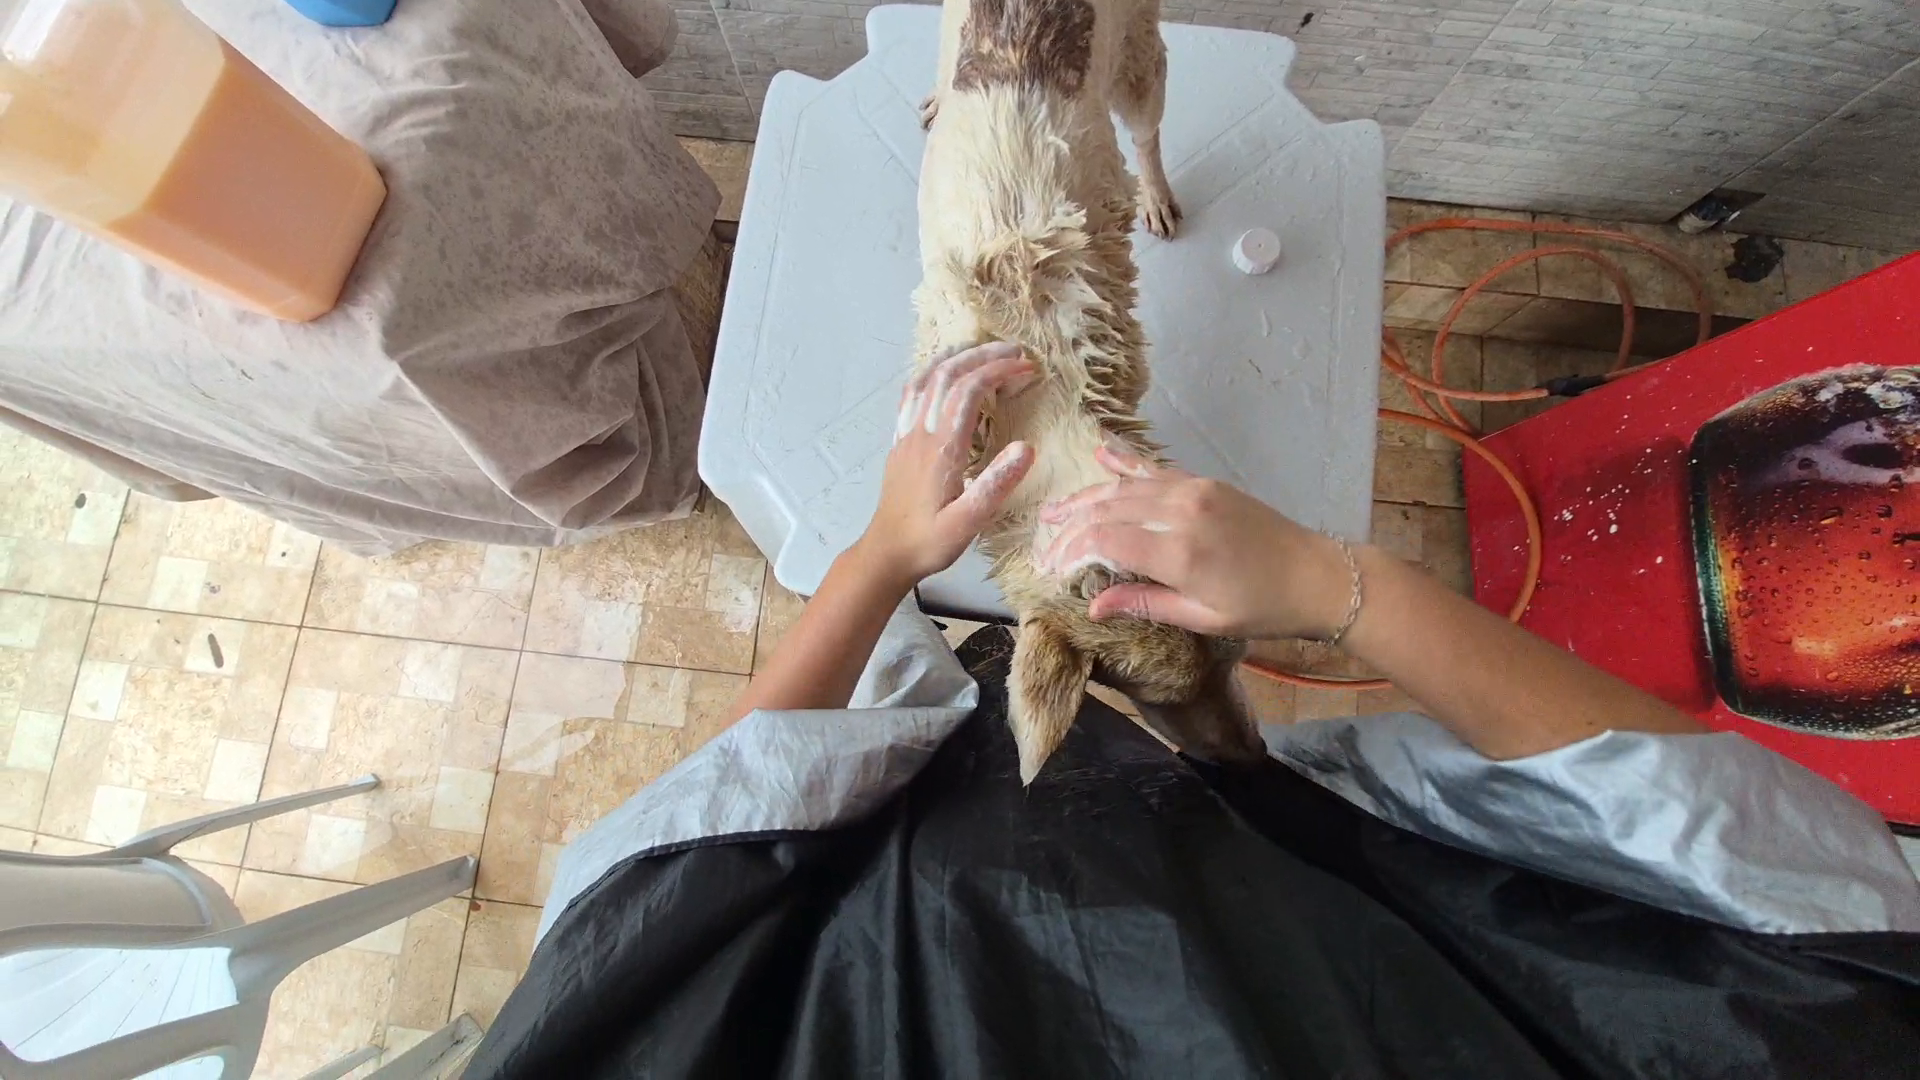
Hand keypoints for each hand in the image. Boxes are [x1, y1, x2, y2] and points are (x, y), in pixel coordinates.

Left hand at [856, 342, 1037, 588]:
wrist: (885, 554)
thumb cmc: (928, 543)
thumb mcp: (967, 523)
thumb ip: (995, 485)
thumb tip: (1026, 447)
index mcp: (941, 449)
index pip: (968, 391)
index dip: (998, 371)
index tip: (1027, 368)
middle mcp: (920, 434)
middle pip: (947, 375)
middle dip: (981, 355)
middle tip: (1014, 351)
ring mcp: (906, 436)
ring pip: (926, 380)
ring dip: (955, 359)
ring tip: (982, 351)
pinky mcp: (899, 444)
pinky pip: (911, 396)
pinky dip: (931, 375)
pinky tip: (941, 375)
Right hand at [1036, 443, 1352, 639]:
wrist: (1319, 575)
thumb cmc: (1262, 608)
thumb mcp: (1202, 617)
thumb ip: (1144, 603)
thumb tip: (1093, 607)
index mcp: (1179, 552)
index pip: (1104, 541)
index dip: (1071, 552)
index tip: (1052, 568)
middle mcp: (1180, 511)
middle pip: (1106, 510)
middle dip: (1070, 526)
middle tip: (1044, 542)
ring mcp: (1192, 490)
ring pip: (1123, 487)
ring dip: (1085, 497)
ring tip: (1054, 510)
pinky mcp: (1203, 482)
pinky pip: (1153, 468)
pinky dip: (1123, 463)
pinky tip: (1099, 454)